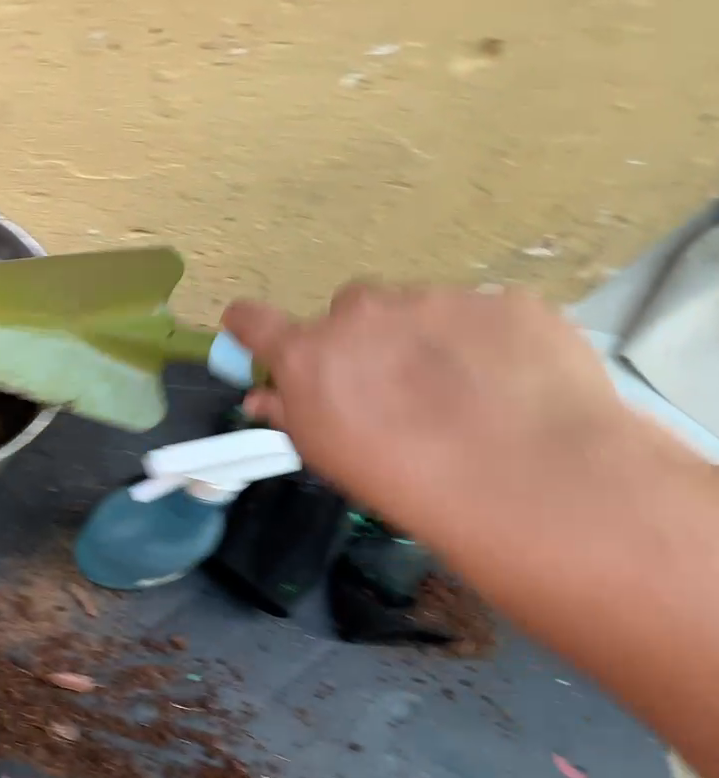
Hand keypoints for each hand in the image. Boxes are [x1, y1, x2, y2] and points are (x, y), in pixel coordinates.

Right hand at [222, 283, 673, 540]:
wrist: (527, 476)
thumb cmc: (398, 475)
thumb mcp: (325, 453)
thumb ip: (290, 413)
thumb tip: (267, 396)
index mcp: (307, 353)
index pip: (254, 321)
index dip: (251, 326)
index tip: (254, 333)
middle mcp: (363, 314)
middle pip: (349, 310)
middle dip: (360, 337)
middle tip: (386, 382)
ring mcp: (438, 301)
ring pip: (418, 309)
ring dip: (422, 336)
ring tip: (460, 387)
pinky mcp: (508, 302)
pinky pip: (481, 314)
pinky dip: (483, 340)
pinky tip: (505, 381)